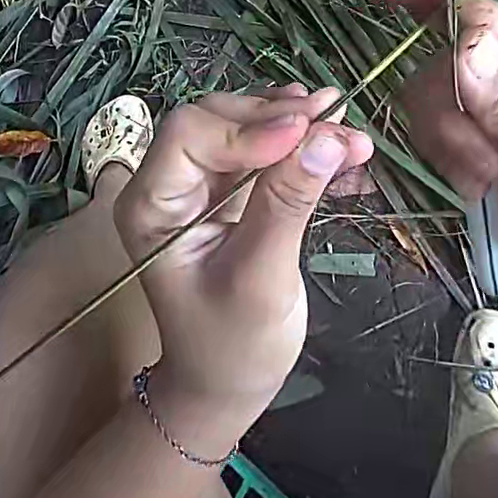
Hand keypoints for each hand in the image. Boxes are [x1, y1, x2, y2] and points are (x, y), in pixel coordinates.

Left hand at [113, 86, 374, 457]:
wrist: (230, 380)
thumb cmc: (233, 344)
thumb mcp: (261, 278)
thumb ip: (287, 204)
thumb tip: (326, 137)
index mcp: (151, 203)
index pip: (189, 134)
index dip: (246, 126)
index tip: (306, 131)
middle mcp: (170, 181)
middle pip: (220, 120)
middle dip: (280, 119)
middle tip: (338, 117)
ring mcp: (201, 181)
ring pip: (247, 127)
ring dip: (299, 124)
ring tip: (346, 125)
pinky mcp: (232, 187)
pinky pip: (266, 149)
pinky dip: (303, 142)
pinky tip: (336, 139)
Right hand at [371, 0, 497, 312]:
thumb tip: (460, 49)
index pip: (487, 20)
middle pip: (447, 60)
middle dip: (450, 112)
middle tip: (485, 165)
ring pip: (433, 96)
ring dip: (449, 143)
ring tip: (491, 181)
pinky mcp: (481, 138)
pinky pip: (434, 129)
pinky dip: (447, 160)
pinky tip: (483, 189)